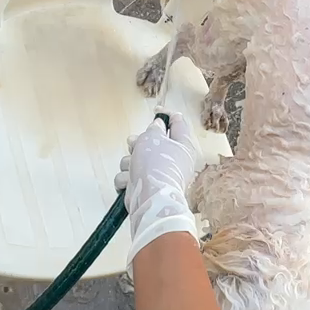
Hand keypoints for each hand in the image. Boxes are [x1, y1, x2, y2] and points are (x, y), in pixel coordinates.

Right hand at [115, 114, 201, 261]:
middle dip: (138, 142)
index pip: (178, 123)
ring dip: (129, 161)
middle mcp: (173, 160)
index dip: (166, 115)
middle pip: (153, 142)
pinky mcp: (145, 187)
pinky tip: (128, 181)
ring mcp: (158, 175)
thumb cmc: (155, 165)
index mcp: (183, 145)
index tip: (155, 111)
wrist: (150, 198)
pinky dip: (126, 178)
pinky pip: (130, 176)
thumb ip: (154, 128)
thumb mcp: (153, 137)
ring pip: (136, 159)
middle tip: (133, 144)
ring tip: (131, 166)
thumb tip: (157, 127)